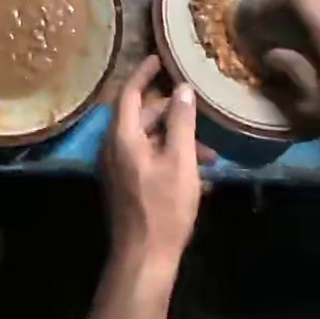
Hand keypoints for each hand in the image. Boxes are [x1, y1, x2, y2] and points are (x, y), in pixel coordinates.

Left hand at [102, 55, 204, 275]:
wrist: (143, 259)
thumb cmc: (164, 208)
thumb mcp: (181, 161)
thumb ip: (182, 123)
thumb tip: (183, 89)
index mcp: (121, 136)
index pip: (129, 92)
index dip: (144, 73)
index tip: (160, 59)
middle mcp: (111, 146)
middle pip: (139, 116)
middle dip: (170, 113)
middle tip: (197, 113)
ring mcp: (114, 166)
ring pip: (145, 138)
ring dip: (173, 139)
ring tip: (208, 155)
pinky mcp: (122, 183)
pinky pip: (143, 156)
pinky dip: (166, 156)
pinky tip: (195, 172)